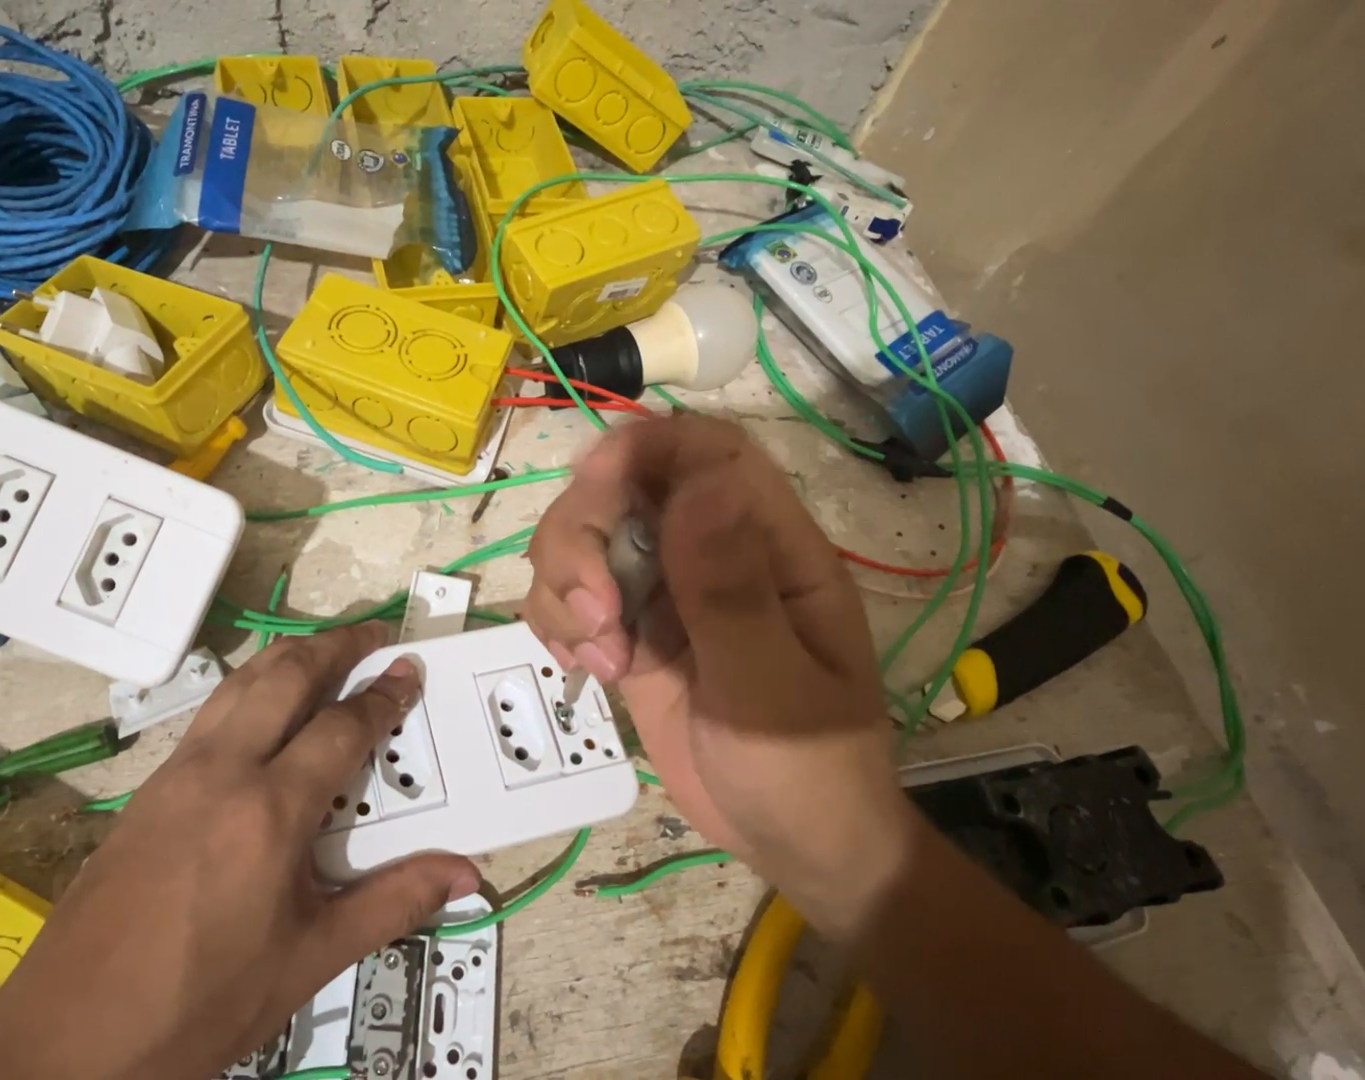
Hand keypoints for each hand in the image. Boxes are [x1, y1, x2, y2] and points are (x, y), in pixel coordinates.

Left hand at [0, 624, 480, 1079]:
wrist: (67, 1041)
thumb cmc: (202, 1003)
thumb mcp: (309, 960)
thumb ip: (392, 903)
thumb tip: (465, 873)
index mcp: (270, 811)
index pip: (340, 727)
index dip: (382, 695)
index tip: (410, 669)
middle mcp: (222, 772)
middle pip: (284, 676)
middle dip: (335, 645)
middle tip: (376, 635)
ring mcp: (176, 774)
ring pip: (239, 683)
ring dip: (288, 656)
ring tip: (326, 651)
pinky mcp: (146, 790)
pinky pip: (209, 714)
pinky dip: (250, 688)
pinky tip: (264, 711)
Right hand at [524, 416, 915, 935]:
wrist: (791, 841)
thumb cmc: (808, 770)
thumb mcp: (772, 688)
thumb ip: (732, 592)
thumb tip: (701, 486)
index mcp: (770, 545)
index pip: (709, 451)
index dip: (646, 446)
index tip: (592, 483)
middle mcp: (708, 553)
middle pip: (620, 487)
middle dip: (581, 535)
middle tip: (593, 613)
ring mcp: (662, 591)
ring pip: (580, 538)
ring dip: (563, 585)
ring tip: (601, 657)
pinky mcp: (627, 630)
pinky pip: (567, 596)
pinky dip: (556, 621)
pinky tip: (589, 669)